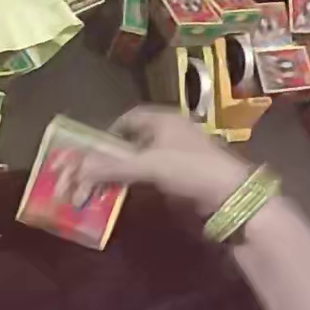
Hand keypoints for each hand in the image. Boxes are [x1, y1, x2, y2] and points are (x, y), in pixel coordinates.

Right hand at [78, 106, 257, 213]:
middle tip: (101, 167)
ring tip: (115, 180)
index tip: (96, 148)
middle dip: (120, 150)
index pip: (131, 116)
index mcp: (164, 118)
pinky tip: (138, 188)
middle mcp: (174, 128)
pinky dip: (147, 176)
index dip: (112, 130)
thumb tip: (79, 168)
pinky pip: (161, 168)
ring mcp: (184, 149)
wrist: (230, 193)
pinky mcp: (191, 168)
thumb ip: (113, 166)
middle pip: (139, 135)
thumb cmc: (188, 168)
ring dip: (133, 165)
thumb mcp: (148, 165)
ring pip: (150, 153)